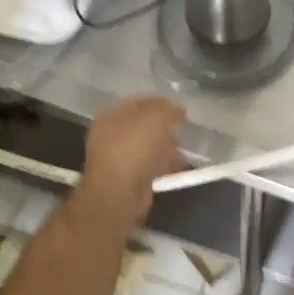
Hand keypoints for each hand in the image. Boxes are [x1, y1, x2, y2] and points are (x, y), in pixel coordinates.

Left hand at [75, 95, 185, 223]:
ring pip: (148, 147)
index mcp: (112, 115)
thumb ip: (168, 109)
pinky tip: (177, 168)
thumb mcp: (155, 120)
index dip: (161, 103)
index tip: (181, 110)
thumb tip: (178, 108)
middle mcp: (111, 134)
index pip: (139, 102)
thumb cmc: (135, 149)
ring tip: (182, 152)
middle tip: (181, 131)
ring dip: (167, 148)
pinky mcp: (128, 177)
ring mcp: (118, 157)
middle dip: (165, 128)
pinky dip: (163, 165)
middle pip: (144, 125)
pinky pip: (149, 165)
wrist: (120, 193)